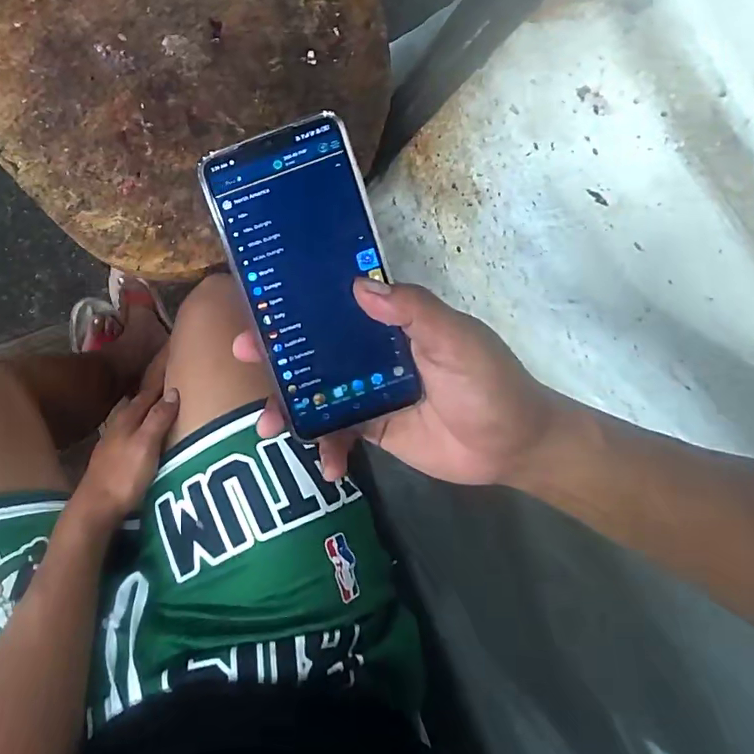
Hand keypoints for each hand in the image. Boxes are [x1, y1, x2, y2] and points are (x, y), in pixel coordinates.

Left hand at [68, 363, 177, 529]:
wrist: (94, 510)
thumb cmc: (123, 475)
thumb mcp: (146, 445)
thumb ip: (159, 418)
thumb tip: (173, 391)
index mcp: (128, 417)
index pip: (150, 390)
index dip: (162, 375)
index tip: (175, 358)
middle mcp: (120, 425)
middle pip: (142, 401)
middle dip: (158, 389)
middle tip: (176, 375)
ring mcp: (115, 442)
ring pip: (137, 416)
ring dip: (152, 407)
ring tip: (168, 401)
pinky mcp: (115, 458)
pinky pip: (135, 431)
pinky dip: (146, 424)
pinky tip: (151, 431)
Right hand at [232, 278, 563, 486]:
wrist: (512, 444)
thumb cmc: (488, 381)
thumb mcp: (455, 339)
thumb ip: (413, 312)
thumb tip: (359, 286)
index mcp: (393, 324)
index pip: (339, 306)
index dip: (301, 304)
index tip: (264, 302)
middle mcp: (374, 354)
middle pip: (317, 349)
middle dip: (277, 353)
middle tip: (241, 353)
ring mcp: (371, 394)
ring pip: (318, 395)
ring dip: (289, 408)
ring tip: (267, 426)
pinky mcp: (375, 430)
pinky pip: (339, 436)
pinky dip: (327, 451)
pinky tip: (328, 468)